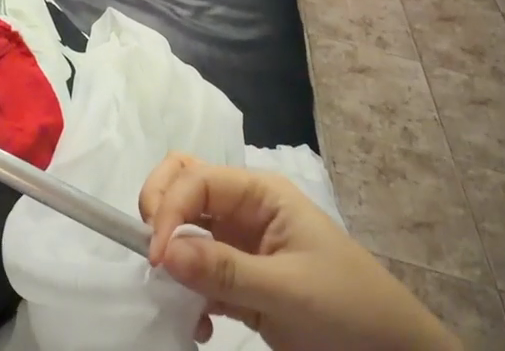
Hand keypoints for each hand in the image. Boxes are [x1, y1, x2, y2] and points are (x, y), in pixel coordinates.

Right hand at [140, 154, 458, 350]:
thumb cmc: (350, 310)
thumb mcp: (289, 291)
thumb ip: (225, 271)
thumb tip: (162, 253)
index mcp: (261, 194)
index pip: (196, 179)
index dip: (169, 209)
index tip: (158, 257)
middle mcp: (245, 209)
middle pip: (184, 185)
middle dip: (160, 210)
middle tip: (154, 253)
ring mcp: (241, 244)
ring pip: (185, 229)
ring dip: (170, 255)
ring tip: (172, 295)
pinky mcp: (240, 281)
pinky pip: (197, 272)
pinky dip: (186, 292)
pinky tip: (197, 324)